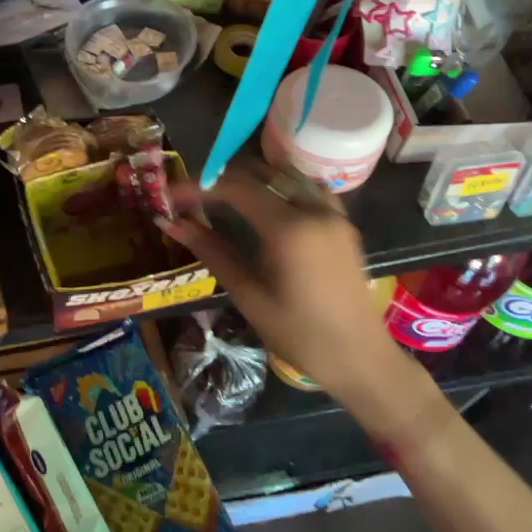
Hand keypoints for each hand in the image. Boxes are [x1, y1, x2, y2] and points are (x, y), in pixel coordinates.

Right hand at [159, 148, 424, 424]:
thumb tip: (170, 223)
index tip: (170, 194)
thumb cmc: (298, 334)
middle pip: (260, 172)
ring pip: (286, 175)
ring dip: (253, 177)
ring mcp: (333, 215)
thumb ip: (210, 250)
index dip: (197, 185)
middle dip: (222, 177)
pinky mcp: (343, 225)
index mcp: (288, 228)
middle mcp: (313, 210)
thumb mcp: (247, 294)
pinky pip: (308, 188)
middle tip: (193, 194)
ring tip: (224, 195)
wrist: (360, 359)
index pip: (234, 186)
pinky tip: (266, 204)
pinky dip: (282, 186)